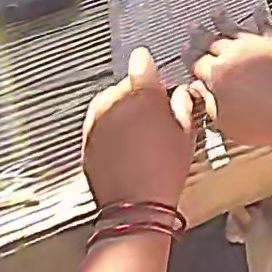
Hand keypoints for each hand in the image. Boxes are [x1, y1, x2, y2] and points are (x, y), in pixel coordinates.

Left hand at [82, 48, 197, 206]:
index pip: (141, 62)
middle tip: (152, 109)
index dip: (148, 65)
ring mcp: (97, 120)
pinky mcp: (86, 139)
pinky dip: (108, 122)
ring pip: (109, 99)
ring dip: (121, 105)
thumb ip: (182, 103)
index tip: (152, 71)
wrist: (135, 209)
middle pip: (126, 82)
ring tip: (136, 125)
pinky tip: (122, 138)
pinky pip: (98, 119)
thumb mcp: (186, 132)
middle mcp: (116, 102)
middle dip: (138, 91)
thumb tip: (178, 91)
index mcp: (143, 94)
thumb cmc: (165, 170)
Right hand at [191, 20, 271, 153]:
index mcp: (218, 73)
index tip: (183, 48)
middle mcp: (233, 54)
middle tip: (192, 26)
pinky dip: (259, 16)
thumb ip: (208, 101)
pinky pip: (264, 25)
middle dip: (200, 34)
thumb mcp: (225, 121)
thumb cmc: (258, 123)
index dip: (189, 55)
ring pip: (234, 29)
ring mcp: (254, 45)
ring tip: (216, 12)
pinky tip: (256, 9)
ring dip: (223, 20)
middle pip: (212, 41)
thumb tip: (196, 87)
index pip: (197, 61)